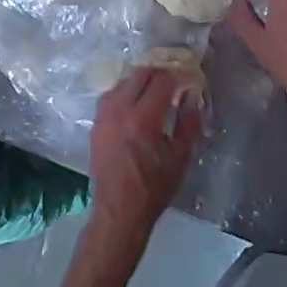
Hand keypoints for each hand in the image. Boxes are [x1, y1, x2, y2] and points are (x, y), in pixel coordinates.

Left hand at [89, 68, 200, 242]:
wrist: (119, 212)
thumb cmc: (153, 187)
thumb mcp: (180, 157)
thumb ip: (188, 122)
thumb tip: (191, 98)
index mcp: (143, 117)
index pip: (162, 80)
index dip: (177, 78)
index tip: (186, 85)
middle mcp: (119, 110)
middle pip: (140, 74)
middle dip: (159, 76)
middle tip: (172, 88)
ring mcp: (104, 116)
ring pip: (123, 82)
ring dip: (140, 83)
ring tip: (153, 97)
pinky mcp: (95, 125)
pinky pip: (111, 97)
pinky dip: (125, 94)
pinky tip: (135, 108)